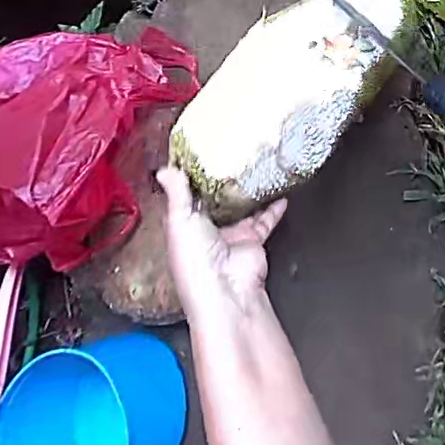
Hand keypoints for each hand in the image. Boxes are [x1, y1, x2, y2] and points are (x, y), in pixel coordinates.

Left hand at [157, 167, 286, 323]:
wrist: (227, 289)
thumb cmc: (195, 260)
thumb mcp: (180, 221)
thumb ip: (176, 194)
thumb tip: (164, 169)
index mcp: (185, 227)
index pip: (187, 199)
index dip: (191, 178)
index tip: (198, 155)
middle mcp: (208, 232)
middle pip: (216, 202)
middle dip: (223, 183)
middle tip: (231, 155)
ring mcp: (232, 235)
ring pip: (242, 208)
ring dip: (248, 192)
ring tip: (256, 168)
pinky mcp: (253, 239)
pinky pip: (265, 220)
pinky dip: (273, 207)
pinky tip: (280, 193)